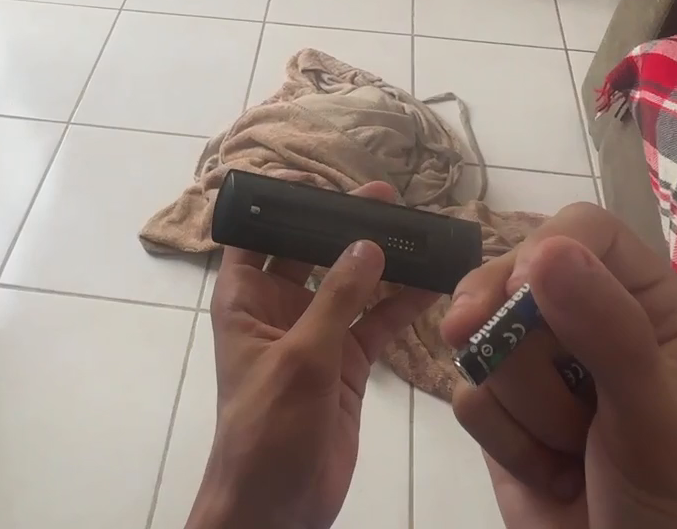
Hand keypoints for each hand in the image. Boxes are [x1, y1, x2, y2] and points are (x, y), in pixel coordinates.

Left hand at [187, 180, 437, 528]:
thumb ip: (336, 299)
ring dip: (379, 258)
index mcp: (245, 297)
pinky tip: (431, 281)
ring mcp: (315, 332)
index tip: (318, 180)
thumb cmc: (267, 427)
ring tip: (415, 227)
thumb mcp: (300, 358)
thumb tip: (368, 243)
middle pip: (311, 249)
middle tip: (383, 195)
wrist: (277, 508)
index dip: (279, 203)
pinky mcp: (346, 361)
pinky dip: (401, 302)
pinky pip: (375, 321)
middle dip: (343, 222)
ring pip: (350, 281)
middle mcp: (279, 305)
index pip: (255, 233)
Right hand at [440, 203, 676, 528]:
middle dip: (521, 344)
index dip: (547, 251)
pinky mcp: (500, 401)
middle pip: (514, 275)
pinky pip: (467, 389)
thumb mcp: (654, 424)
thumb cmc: (670, 510)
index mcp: (644, 299)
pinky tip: (546, 469)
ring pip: (483, 334)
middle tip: (528, 381)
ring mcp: (539, 358)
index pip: (584, 230)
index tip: (519, 292)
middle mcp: (589, 315)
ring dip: (524, 406)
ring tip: (572, 449)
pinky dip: (504, 438)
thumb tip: (544, 250)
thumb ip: (610, 333)